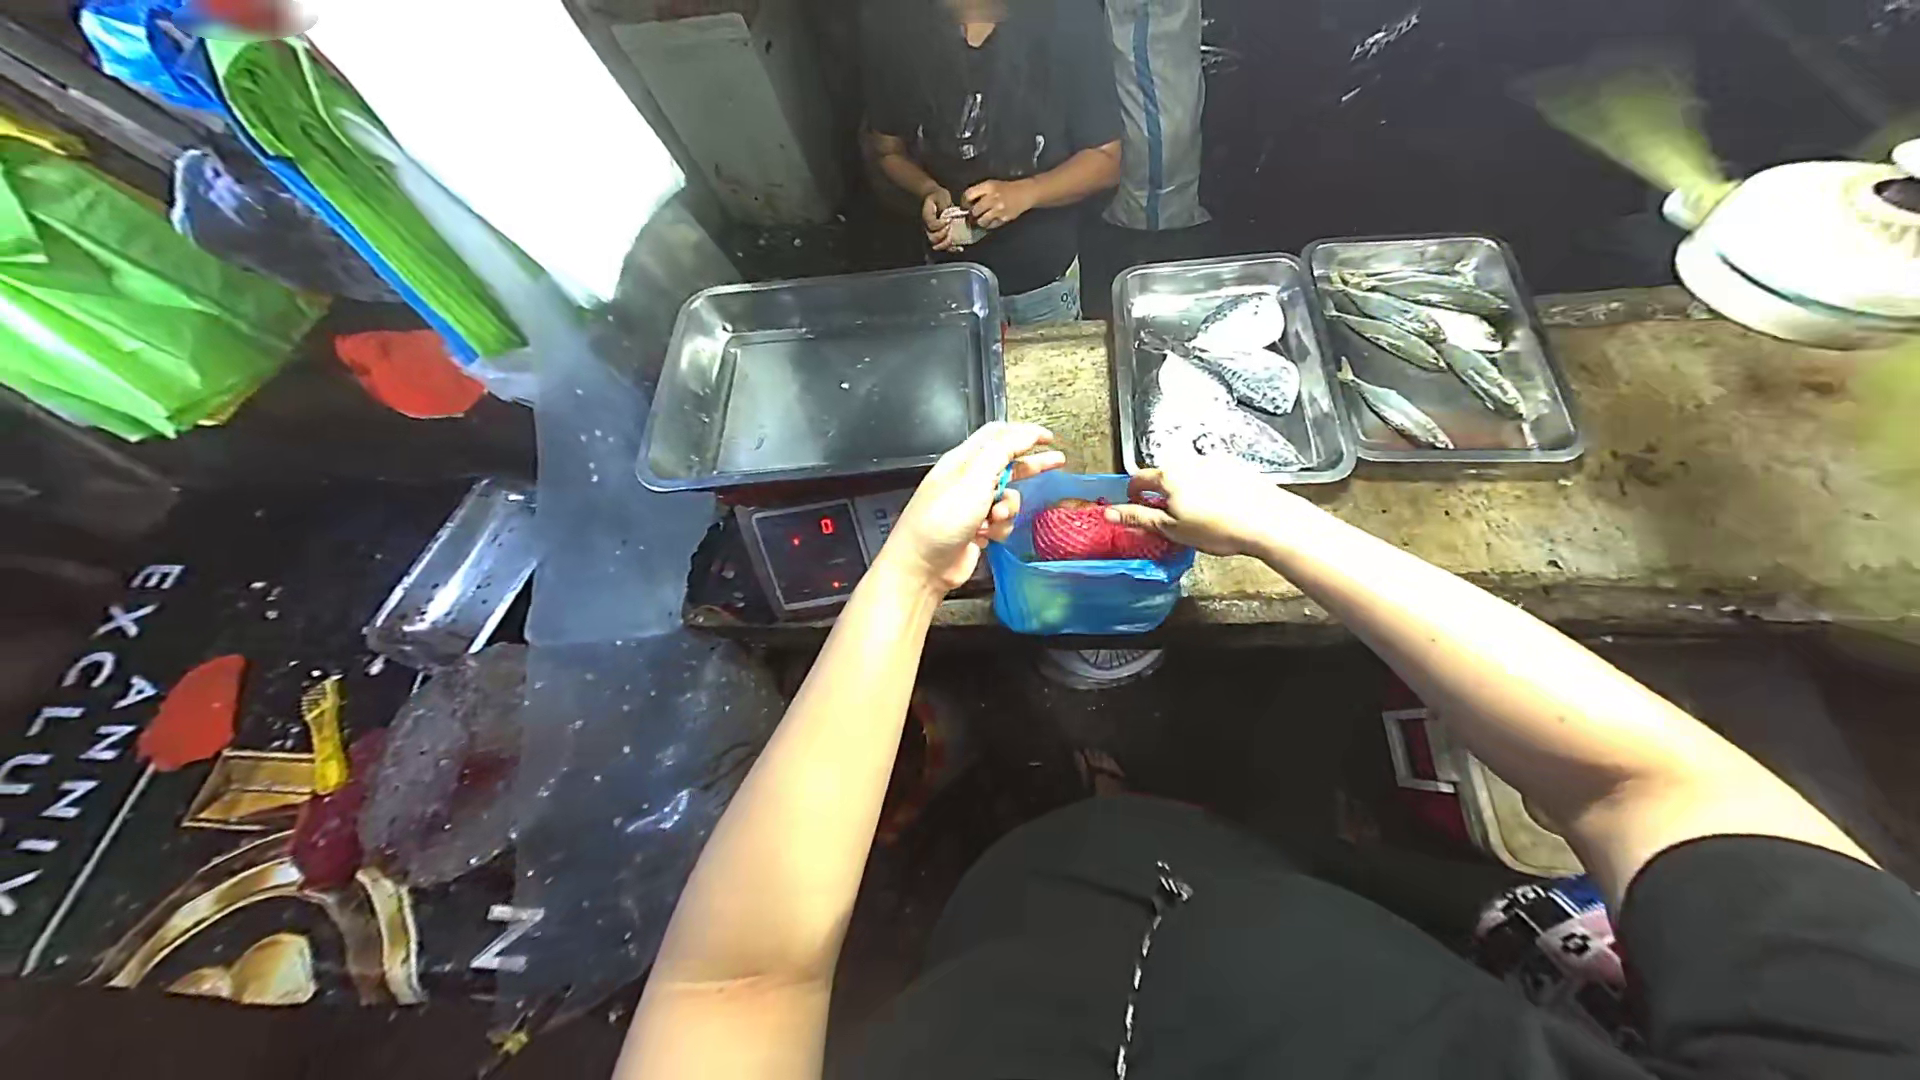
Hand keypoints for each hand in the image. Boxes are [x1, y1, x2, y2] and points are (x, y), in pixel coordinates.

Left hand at [875, 422, 1064, 593]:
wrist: (924, 565)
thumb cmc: (942, 519)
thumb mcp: (974, 478)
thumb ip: (1002, 451)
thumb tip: (1025, 433)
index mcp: (963, 460)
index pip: (997, 435)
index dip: (1023, 433)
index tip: (1048, 437)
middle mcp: (967, 480)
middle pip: (1007, 464)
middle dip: (1031, 465)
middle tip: (1057, 461)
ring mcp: (972, 506)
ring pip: (1009, 498)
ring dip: (1009, 508)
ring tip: (995, 517)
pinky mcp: (977, 529)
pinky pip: (1002, 523)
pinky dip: (1000, 528)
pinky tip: (986, 535)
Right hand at [922, 188, 956, 250]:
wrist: (935, 200)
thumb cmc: (937, 198)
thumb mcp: (938, 196)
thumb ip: (941, 203)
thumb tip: (947, 216)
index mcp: (927, 219)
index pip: (931, 226)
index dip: (940, 225)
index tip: (948, 220)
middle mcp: (928, 229)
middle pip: (932, 239)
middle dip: (943, 235)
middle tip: (950, 228)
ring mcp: (933, 235)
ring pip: (937, 246)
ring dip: (947, 245)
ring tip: (953, 240)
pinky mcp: (941, 239)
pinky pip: (944, 248)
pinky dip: (952, 249)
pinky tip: (959, 248)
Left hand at [962, 179, 1036, 229]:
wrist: (1024, 193)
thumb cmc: (1005, 189)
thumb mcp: (992, 185)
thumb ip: (979, 192)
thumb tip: (966, 204)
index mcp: (988, 186)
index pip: (969, 195)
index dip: (964, 202)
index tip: (965, 206)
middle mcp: (993, 197)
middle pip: (974, 210)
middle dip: (972, 214)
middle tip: (973, 215)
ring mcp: (998, 209)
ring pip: (981, 221)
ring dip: (980, 221)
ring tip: (982, 219)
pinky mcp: (1003, 218)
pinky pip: (991, 226)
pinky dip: (989, 225)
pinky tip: (991, 221)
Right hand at [1102, 461, 1311, 556]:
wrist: (1268, 521)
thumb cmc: (1218, 527)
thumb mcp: (1170, 528)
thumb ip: (1137, 518)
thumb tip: (1109, 513)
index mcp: (1168, 475)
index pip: (1138, 478)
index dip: (1132, 494)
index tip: (1135, 506)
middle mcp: (1189, 462)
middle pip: (1163, 475)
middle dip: (1160, 493)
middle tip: (1166, 517)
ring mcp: (1214, 462)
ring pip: (1187, 475)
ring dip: (1184, 491)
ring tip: (1194, 516)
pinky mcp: (1236, 468)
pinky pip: (1211, 476)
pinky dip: (1207, 489)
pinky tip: (1217, 509)